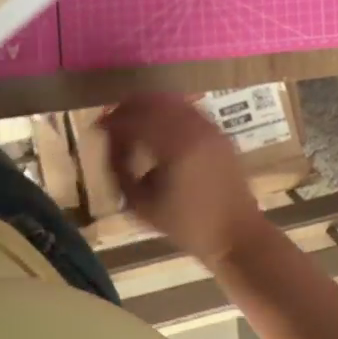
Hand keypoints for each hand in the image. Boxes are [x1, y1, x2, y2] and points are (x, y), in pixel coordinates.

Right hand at [100, 93, 266, 265]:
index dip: (111, 122)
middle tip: (111, 123)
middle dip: (126, 109)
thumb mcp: (142, 206)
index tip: (97, 130)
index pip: (132, 119)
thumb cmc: (188, 226)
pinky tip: (158, 129)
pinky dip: (166, 113)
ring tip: (132, 123)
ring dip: (146, 108)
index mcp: (173, 146)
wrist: (240, 237)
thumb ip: (119, 172)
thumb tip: (109, 147)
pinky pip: (185, 110)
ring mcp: (208, 128)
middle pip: (149, 101)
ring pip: (168, 101)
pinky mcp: (218, 133)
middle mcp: (192, 128)